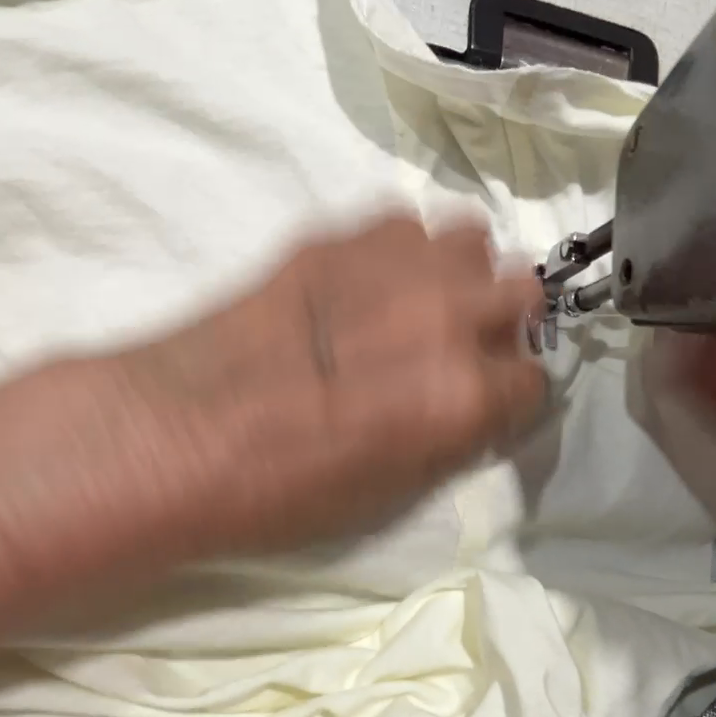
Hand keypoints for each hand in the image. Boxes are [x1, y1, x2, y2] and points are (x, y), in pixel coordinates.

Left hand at [116, 213, 545, 555]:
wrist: (180, 433)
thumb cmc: (282, 490)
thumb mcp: (392, 493)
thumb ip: (458, 437)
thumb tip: (483, 403)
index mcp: (462, 394)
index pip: (535, 379)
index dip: (509, 395)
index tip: (485, 402)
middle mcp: (444, 316)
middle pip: (523, 289)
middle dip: (502, 321)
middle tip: (461, 346)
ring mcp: (393, 264)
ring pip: (470, 237)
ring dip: (458, 271)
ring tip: (418, 302)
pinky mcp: (338, 234)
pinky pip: (403, 223)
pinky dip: (400, 251)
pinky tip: (367, 283)